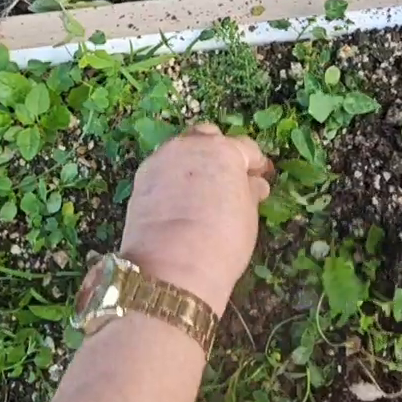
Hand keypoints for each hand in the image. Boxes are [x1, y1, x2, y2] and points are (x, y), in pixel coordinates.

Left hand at [120, 124, 272, 312]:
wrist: (171, 263)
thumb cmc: (222, 240)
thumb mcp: (248, 216)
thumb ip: (250, 191)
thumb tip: (253, 183)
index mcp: (224, 151)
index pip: (246, 147)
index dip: (255, 162)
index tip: (260, 175)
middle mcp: (191, 145)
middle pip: (209, 137)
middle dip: (220, 152)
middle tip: (228, 177)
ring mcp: (163, 158)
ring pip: (182, 149)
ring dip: (193, 161)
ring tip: (201, 188)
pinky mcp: (141, 175)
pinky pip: (163, 168)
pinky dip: (172, 176)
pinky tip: (177, 198)